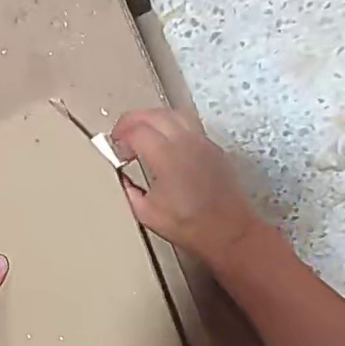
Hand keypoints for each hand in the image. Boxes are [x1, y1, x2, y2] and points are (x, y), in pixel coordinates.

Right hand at [110, 109, 266, 264]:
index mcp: (166, 156)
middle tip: (122, 134)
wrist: (228, 232)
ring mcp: (202, 143)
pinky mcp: (214, 149)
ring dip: (154, 118)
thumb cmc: (191, 226)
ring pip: (174, 114)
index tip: (116, 148)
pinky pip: (190, 125)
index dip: (120, 135)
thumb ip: (129, 191)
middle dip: (133, 120)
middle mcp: (185, 142)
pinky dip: (173, 125)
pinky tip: (168, 142)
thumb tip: (123, 180)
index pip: (136, 130)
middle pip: (153, 114)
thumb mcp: (147, 214)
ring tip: (143, 133)